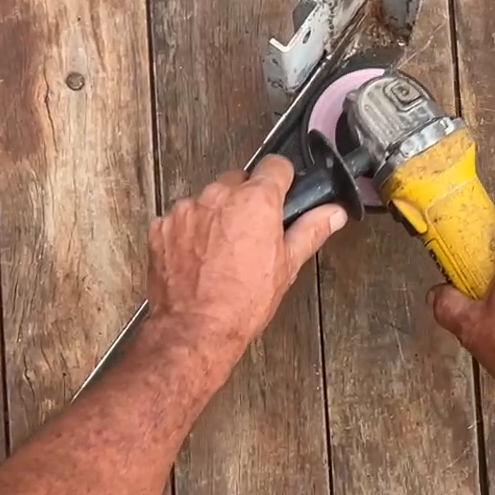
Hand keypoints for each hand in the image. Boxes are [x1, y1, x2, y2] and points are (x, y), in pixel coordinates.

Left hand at [146, 155, 347, 357]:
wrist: (196, 329)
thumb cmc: (241, 303)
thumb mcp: (287, 267)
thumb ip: (310, 231)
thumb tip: (332, 213)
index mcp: (256, 201)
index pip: (275, 165)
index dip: (281, 181)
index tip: (281, 194)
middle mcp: (219, 196)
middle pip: (238, 182)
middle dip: (245, 202)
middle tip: (251, 237)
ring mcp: (187, 210)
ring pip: (208, 201)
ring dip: (216, 218)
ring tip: (221, 256)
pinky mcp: (162, 226)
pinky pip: (181, 220)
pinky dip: (189, 234)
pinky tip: (198, 261)